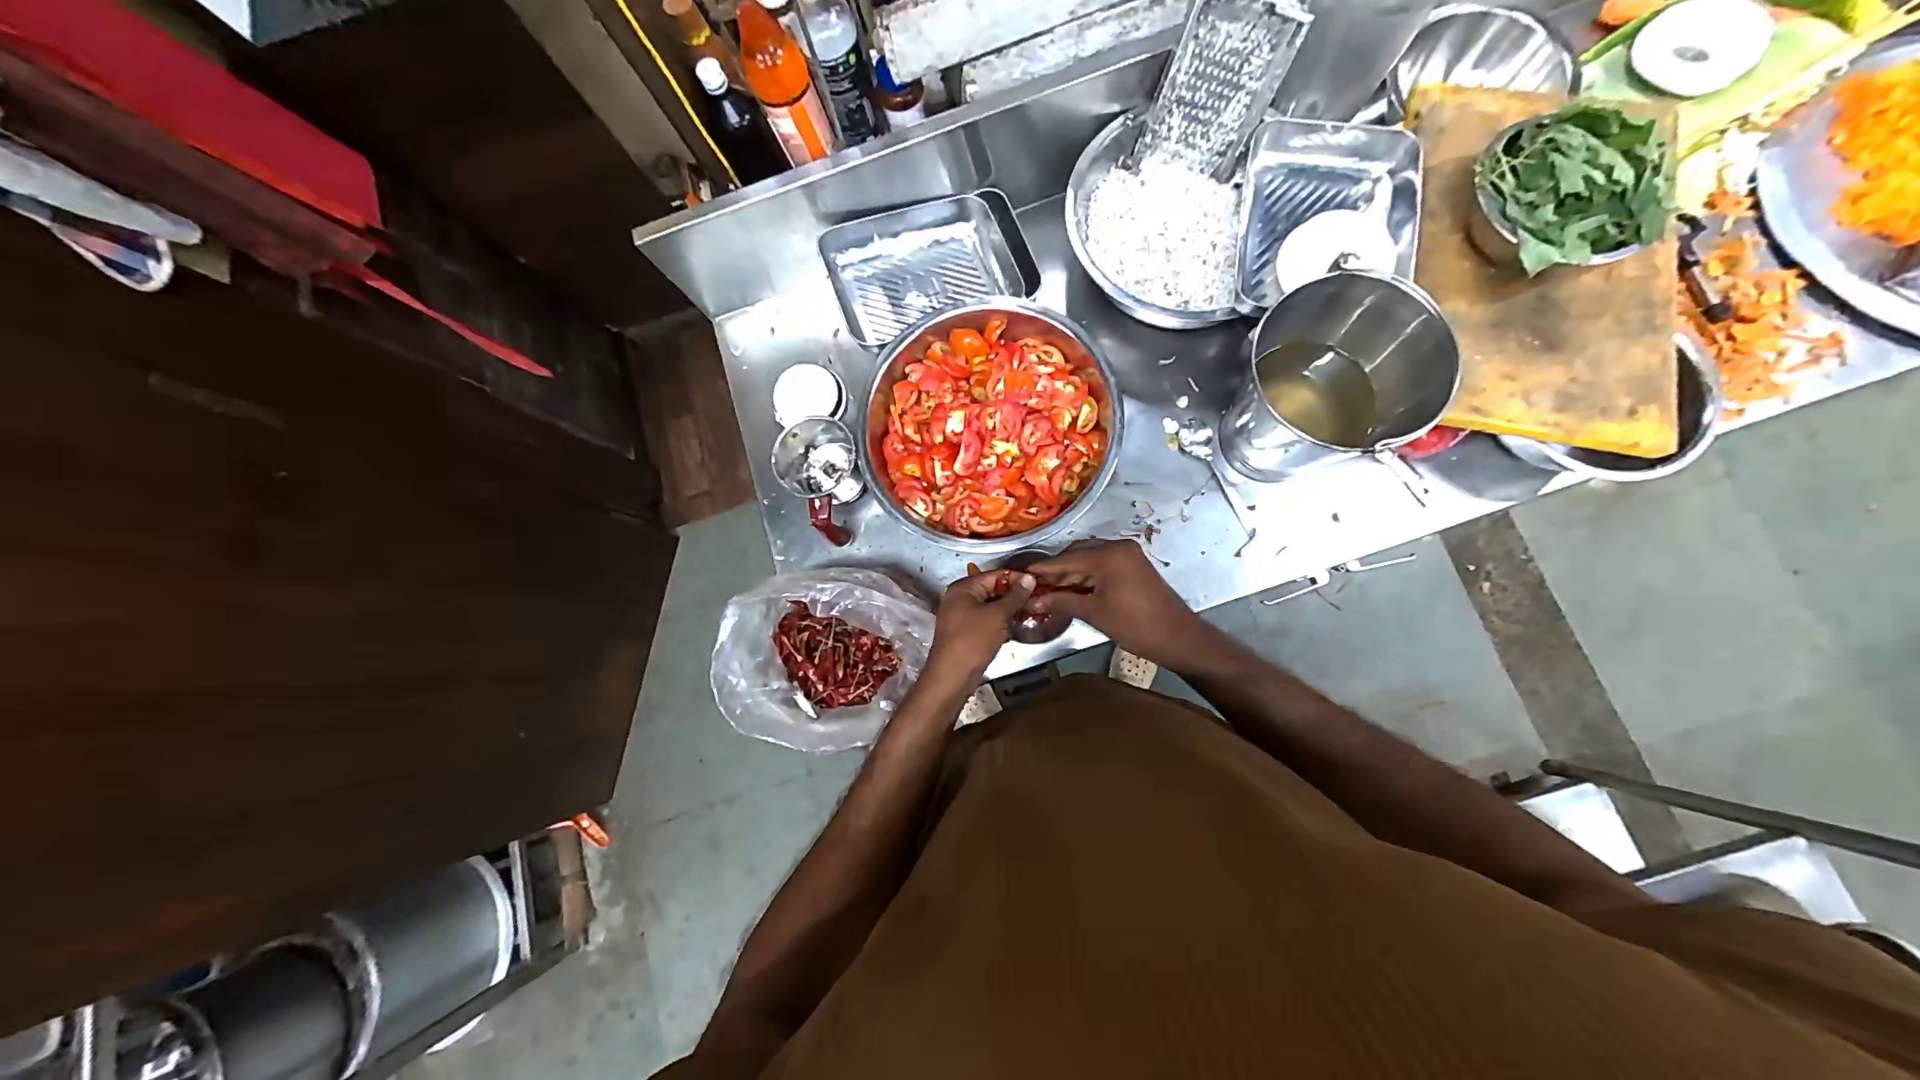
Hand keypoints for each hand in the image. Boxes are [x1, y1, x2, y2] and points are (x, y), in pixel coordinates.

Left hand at [924, 569, 1036, 683]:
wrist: (952, 675)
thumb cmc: (973, 641)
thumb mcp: (998, 615)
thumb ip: (1015, 596)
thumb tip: (1029, 578)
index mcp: (963, 588)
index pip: (995, 575)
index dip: (1017, 579)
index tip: (1037, 584)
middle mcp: (959, 598)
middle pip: (992, 590)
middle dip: (1013, 596)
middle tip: (1035, 601)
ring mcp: (960, 615)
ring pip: (990, 606)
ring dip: (1007, 611)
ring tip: (1026, 615)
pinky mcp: (964, 631)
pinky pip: (985, 620)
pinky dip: (998, 623)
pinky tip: (1011, 630)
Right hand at [1027, 539, 1224, 672]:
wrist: (1178, 638)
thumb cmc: (1136, 626)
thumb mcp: (1094, 613)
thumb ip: (1061, 600)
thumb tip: (1034, 599)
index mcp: (1109, 555)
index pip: (1066, 559)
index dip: (1042, 569)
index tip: (1021, 574)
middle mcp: (1118, 547)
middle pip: (1076, 554)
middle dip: (1055, 571)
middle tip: (1033, 586)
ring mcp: (1128, 554)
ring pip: (1089, 559)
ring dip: (1070, 573)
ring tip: (1049, 590)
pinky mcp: (1133, 565)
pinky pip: (1102, 564)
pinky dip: (1086, 575)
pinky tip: (1071, 589)